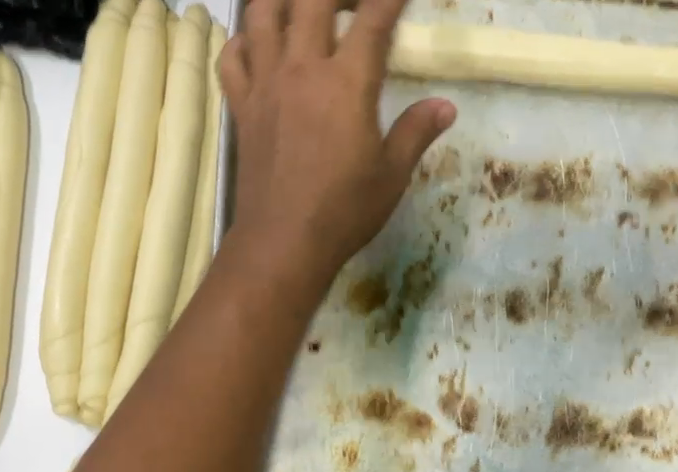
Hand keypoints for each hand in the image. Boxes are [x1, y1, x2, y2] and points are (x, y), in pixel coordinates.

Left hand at [219, 0, 455, 284]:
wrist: (284, 242)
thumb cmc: (345, 212)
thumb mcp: (392, 176)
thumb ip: (416, 132)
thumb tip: (446, 106)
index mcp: (347, 84)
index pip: (373, 20)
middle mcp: (302, 69)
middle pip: (313, 0)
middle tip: (354, 2)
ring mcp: (266, 84)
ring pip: (263, 12)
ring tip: (302, 7)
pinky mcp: (242, 107)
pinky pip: (232, 56)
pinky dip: (243, 39)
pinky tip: (257, 44)